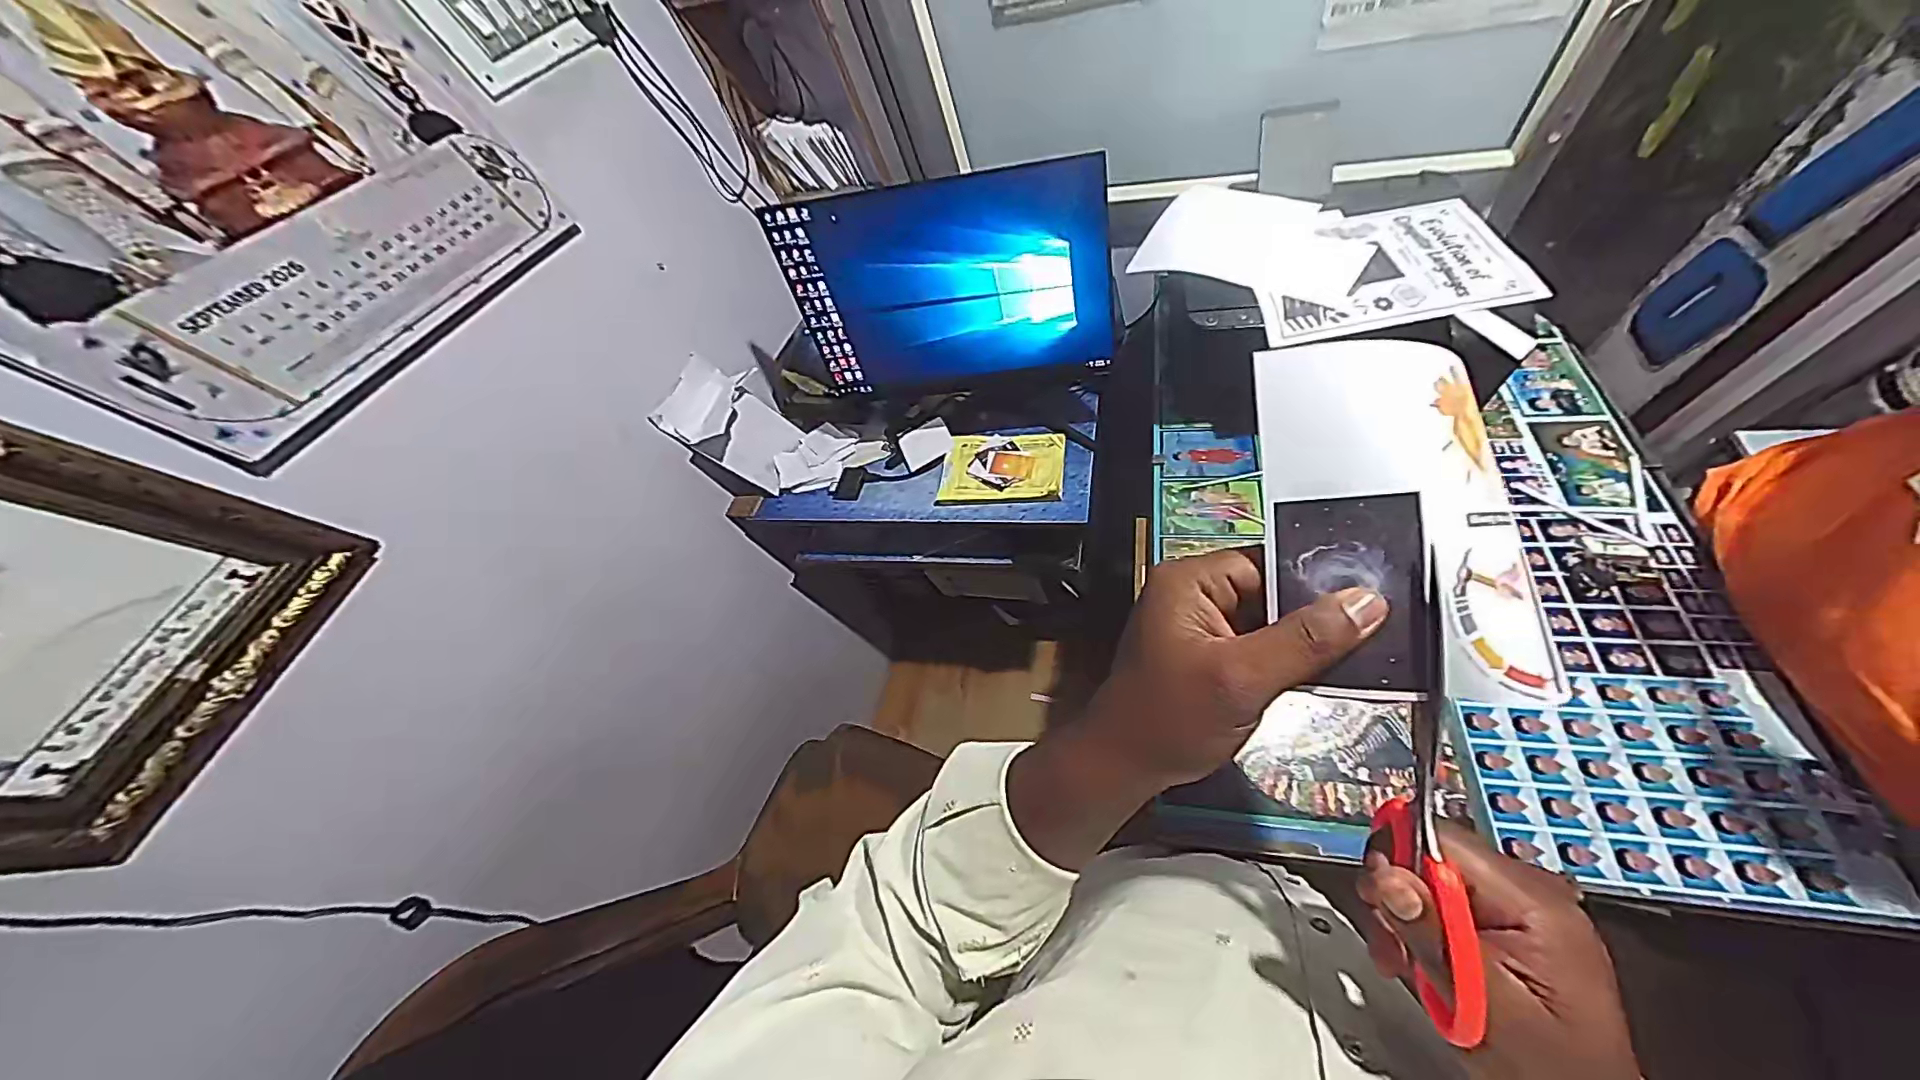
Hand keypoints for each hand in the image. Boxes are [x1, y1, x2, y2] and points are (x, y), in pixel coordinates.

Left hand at [1009, 548, 1386, 868]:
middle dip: (1317, 614)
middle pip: (1272, 591)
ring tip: (1365, 651)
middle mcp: (1194, 593)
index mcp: (1189, 580)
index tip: (1374, 596)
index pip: (1266, 561)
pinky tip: (1326, 672)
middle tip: (1379, 629)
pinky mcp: (1212, 655)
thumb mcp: (1241, 677)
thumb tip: (1367, 601)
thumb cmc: (1170, 718)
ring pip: (1271, 621)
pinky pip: (1261, 646)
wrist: (1127, 765)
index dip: (1315, 578)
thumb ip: (1304, 639)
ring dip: (1306, 641)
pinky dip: (1289, 660)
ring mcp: (1202, 626)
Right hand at [1358, 820, 1639, 1079]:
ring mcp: (1518, 907)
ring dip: (1402, 917)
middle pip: (1428, 855)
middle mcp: (1530, 892)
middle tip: (1393, 945)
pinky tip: (1422, 960)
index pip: (1439, 836)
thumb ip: (1433, 934)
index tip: (1379, 897)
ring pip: (1426, 878)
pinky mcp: (1503, 921)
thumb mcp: (1484, 1004)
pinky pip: (1440, 901)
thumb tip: (1388, 875)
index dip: (1396, 858)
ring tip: (1407, 962)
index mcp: (1535, 901)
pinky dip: (1419, 927)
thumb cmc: (1550, 1070)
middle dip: (1395, 896)